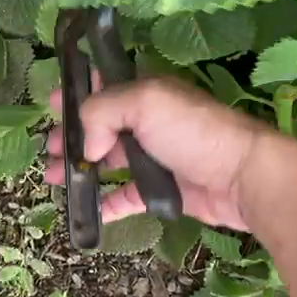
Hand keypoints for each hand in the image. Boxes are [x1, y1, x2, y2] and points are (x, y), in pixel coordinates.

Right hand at [44, 76, 284, 230]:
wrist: (245, 177)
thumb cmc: (194, 131)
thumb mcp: (143, 103)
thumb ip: (101, 112)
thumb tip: (87, 143)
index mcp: (143, 92)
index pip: (102, 86)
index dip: (76, 93)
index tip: (51, 106)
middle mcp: (147, 121)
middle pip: (98, 126)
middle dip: (71, 135)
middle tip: (51, 149)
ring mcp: (154, 156)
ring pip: (107, 160)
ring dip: (80, 168)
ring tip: (55, 178)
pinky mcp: (161, 188)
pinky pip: (125, 195)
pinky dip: (105, 202)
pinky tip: (86, 210)